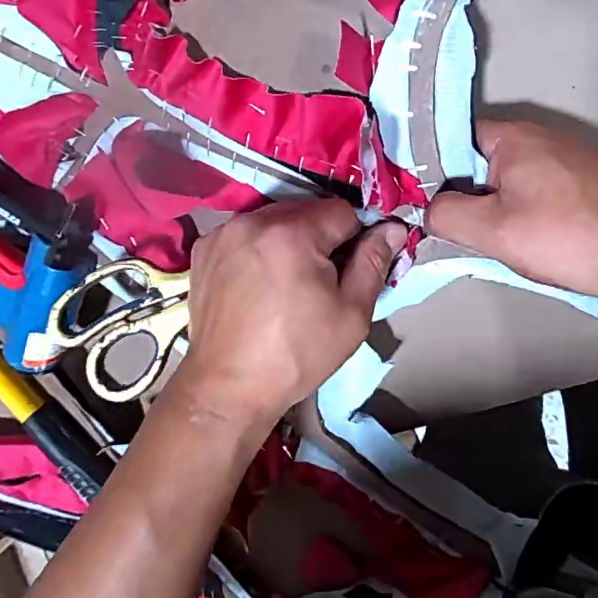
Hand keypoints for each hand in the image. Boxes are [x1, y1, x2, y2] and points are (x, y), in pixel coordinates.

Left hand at [176, 199, 405, 431]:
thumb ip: (374, 262)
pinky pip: (245, 233)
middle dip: (320, 237)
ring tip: (286, 284)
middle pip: (306, 211)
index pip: (342, 210)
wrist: (228, 387)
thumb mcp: (351, 314)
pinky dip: (257, 248)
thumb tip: (392, 229)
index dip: (356, 237)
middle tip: (320, 281)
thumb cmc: (297, 354)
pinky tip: (257, 283)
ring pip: (274, 219)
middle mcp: (253, 221)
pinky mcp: (204, 248)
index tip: (350, 268)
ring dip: (288, 239)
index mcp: (292, 233)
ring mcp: (223, 233)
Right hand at [426, 119, 597, 314]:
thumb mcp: (494, 230)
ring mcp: (565, 161)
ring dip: (490, 207)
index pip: (451, 138)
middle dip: (460, 193)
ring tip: (483, 239)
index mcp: (512, 136)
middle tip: (446, 227)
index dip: (428, 167)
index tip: (414, 199)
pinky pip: (532, 192)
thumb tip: (425, 209)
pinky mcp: (582, 186)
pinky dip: (518, 213)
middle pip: (477, 161)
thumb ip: (446, 215)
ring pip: (504, 180)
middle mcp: (539, 138)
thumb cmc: (569, 237)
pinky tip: (521, 241)